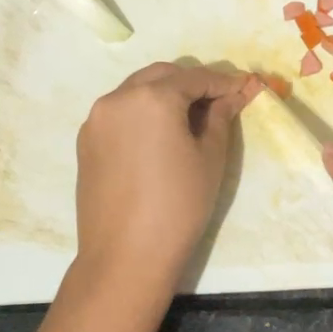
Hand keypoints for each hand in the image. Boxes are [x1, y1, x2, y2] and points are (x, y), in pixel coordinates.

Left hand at [73, 62, 261, 292]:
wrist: (126, 255)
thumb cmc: (179, 204)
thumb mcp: (210, 156)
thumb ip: (221, 116)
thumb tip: (235, 93)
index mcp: (152, 98)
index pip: (195, 77)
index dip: (224, 82)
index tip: (246, 87)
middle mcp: (118, 98)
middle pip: (162, 76)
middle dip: (192, 83)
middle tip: (220, 102)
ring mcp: (96, 120)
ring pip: (137, 91)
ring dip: (166, 95)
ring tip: (192, 119)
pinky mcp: (86, 141)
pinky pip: (120, 112)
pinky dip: (143, 113)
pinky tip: (161, 136)